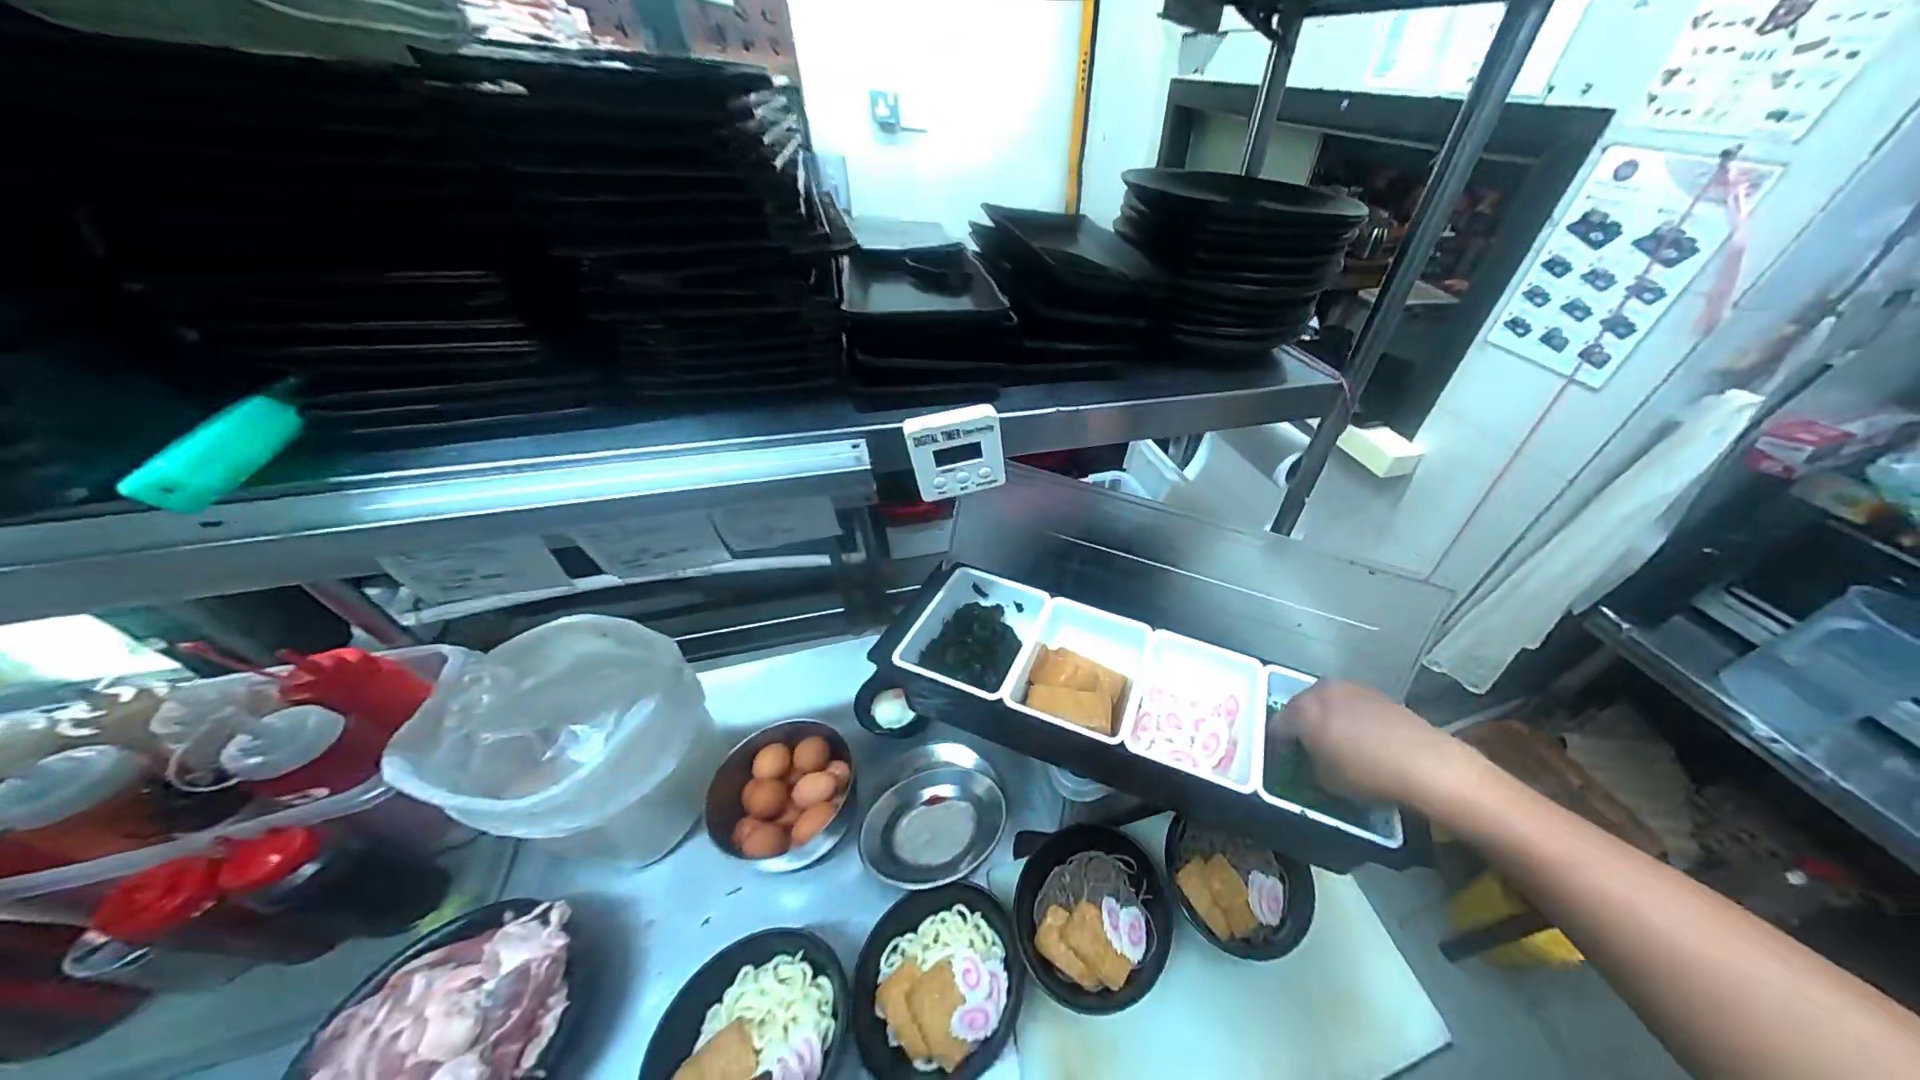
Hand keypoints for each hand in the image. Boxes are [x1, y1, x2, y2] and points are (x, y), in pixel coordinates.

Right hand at [1272, 679, 1470, 805]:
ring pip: (1324, 702)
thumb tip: (1310, 756)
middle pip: (1298, 707)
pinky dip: (1347, 716)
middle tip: (1307, 748)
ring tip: (1336, 740)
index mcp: (1301, 711)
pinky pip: (1348, 703)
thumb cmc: (1368, 774)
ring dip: (1324, 717)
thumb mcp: (1325, 780)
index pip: (1275, 726)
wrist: (1427, 763)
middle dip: (1299, 725)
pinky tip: (1360, 736)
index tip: (1284, 758)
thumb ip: (1308, 762)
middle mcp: (1319, 690)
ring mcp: (1349, 687)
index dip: (1277, 744)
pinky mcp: (1374, 691)